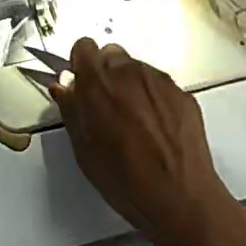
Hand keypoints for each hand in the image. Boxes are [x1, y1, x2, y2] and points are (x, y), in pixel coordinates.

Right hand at [48, 39, 237, 245]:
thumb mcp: (84, 150)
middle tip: (106, 104)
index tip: (81, 82)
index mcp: (98, 82)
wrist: (181, 200)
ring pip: (136, 69)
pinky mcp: (182, 94)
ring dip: (130, 85)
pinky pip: (160, 86)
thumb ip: (71, 110)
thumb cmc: (126, 180)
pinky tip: (156, 129)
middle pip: (111, 54)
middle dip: (106, 73)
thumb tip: (62, 88)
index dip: (80, 63)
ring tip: (134, 121)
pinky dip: (155, 98)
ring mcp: (159, 81)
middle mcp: (128, 72)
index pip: (83, 46)